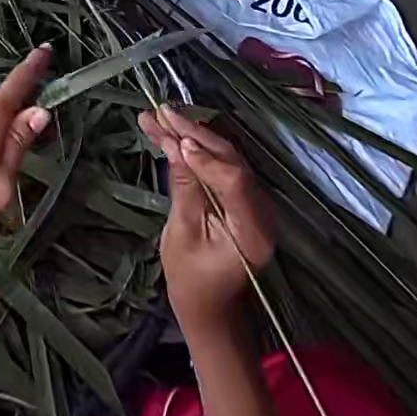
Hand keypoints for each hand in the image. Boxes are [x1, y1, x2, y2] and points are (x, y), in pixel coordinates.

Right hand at [138, 107, 274, 329]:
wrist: (208, 302)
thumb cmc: (192, 278)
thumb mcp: (182, 234)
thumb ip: (185, 189)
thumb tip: (177, 147)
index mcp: (252, 230)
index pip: (235, 182)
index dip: (206, 158)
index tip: (176, 142)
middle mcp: (260, 208)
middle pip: (228, 159)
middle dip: (191, 133)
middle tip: (159, 112)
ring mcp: (252, 198)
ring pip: (221, 154)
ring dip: (187, 133)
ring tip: (155, 115)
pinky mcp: (239, 192)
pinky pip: (217, 161)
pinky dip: (192, 145)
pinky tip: (167, 130)